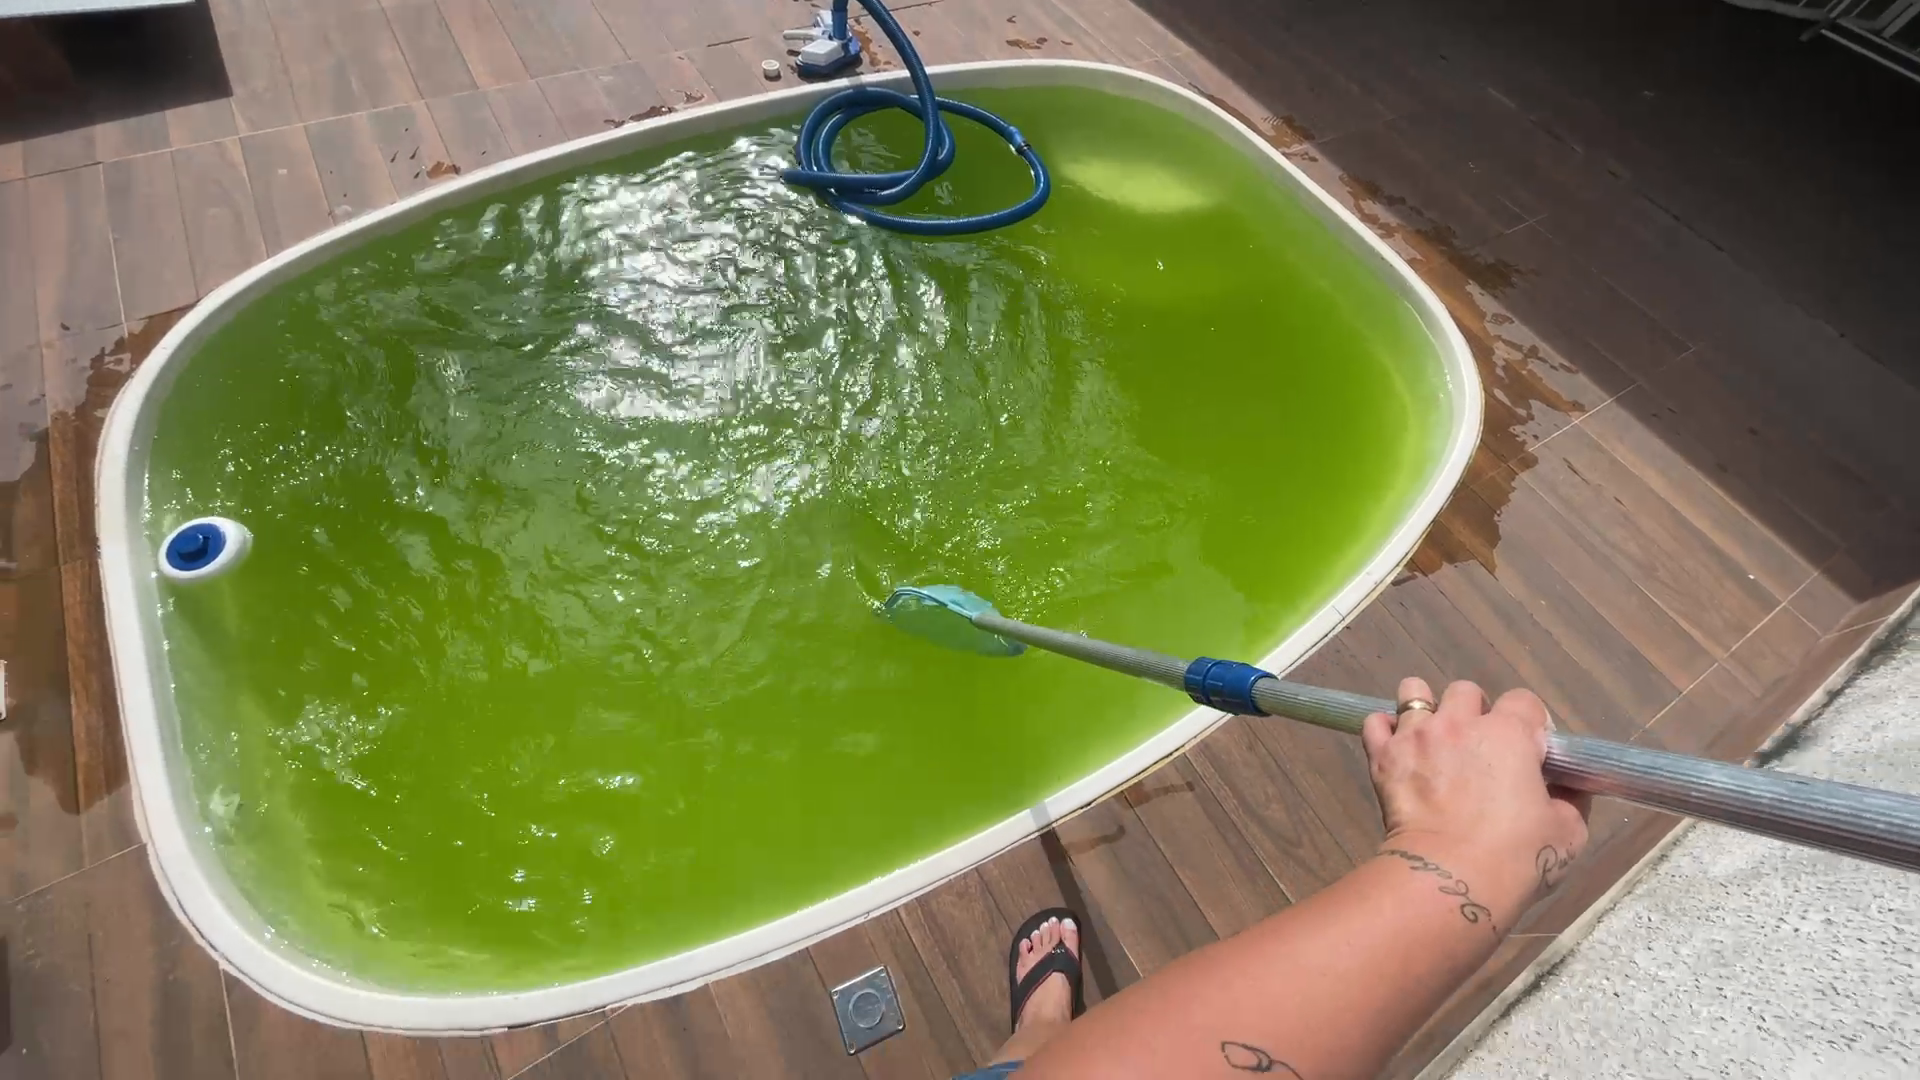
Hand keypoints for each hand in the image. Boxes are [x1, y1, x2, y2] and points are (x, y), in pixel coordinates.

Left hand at [1362, 678, 1589, 913]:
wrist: (1451, 873)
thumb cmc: (1517, 855)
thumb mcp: (1567, 829)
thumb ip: (1567, 796)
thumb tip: (1562, 784)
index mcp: (1507, 734)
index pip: (1523, 701)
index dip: (1529, 722)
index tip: (1529, 748)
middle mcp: (1457, 723)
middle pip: (1465, 691)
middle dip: (1475, 710)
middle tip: (1478, 744)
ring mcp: (1414, 734)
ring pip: (1413, 692)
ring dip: (1424, 707)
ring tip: (1432, 734)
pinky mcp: (1382, 752)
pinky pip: (1374, 721)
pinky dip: (1385, 729)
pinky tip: (1397, 746)